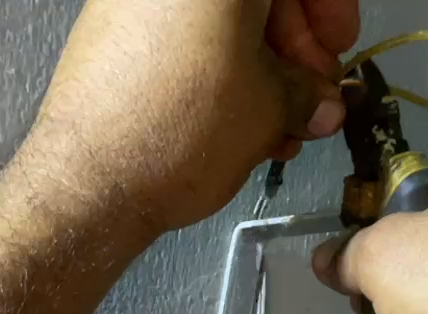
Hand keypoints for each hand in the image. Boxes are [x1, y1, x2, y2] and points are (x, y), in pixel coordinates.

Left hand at [21, 0, 359, 235]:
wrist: (89, 182)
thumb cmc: (179, 134)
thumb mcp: (265, 110)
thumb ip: (305, 94)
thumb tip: (322, 103)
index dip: (328, 9)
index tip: (338, 47)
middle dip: (294, 46)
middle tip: (309, 97)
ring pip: (219, 19)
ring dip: (258, 69)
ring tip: (276, 127)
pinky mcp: (109, 31)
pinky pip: (181, 37)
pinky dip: (215, 71)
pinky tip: (235, 122)